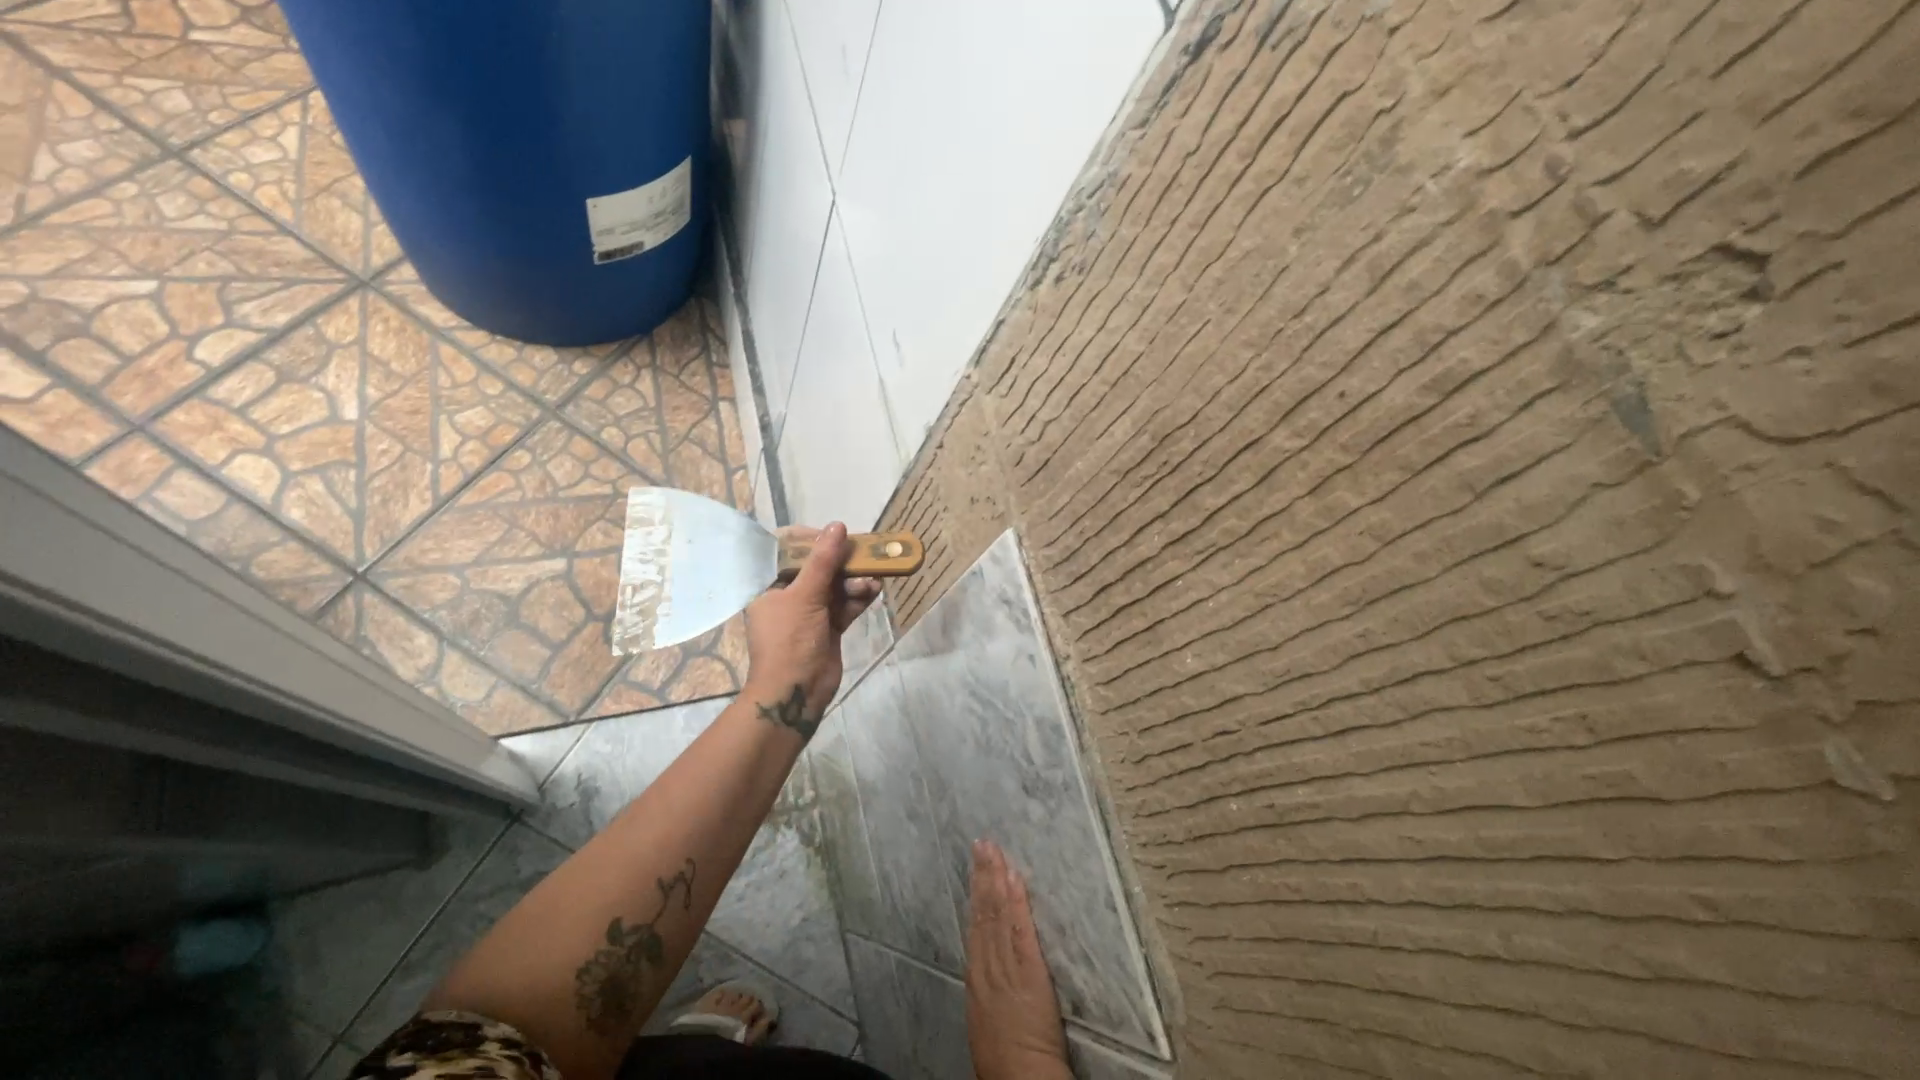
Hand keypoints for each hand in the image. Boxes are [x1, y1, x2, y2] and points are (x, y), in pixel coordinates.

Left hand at [742, 523, 879, 737]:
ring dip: (854, 580)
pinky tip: (875, 591)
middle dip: (841, 561)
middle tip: (863, 553)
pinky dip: (859, 598)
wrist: (796, 692)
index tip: (833, 536)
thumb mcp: (804, 596)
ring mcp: (808, 611)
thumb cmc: (789, 641)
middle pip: (815, 566)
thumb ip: (823, 561)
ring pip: (834, 585)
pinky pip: (845, 604)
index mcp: (767, 584)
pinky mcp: (828, 627)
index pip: (784, 549)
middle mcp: (786, 594)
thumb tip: (838, 526)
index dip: (810, 540)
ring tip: (871, 580)